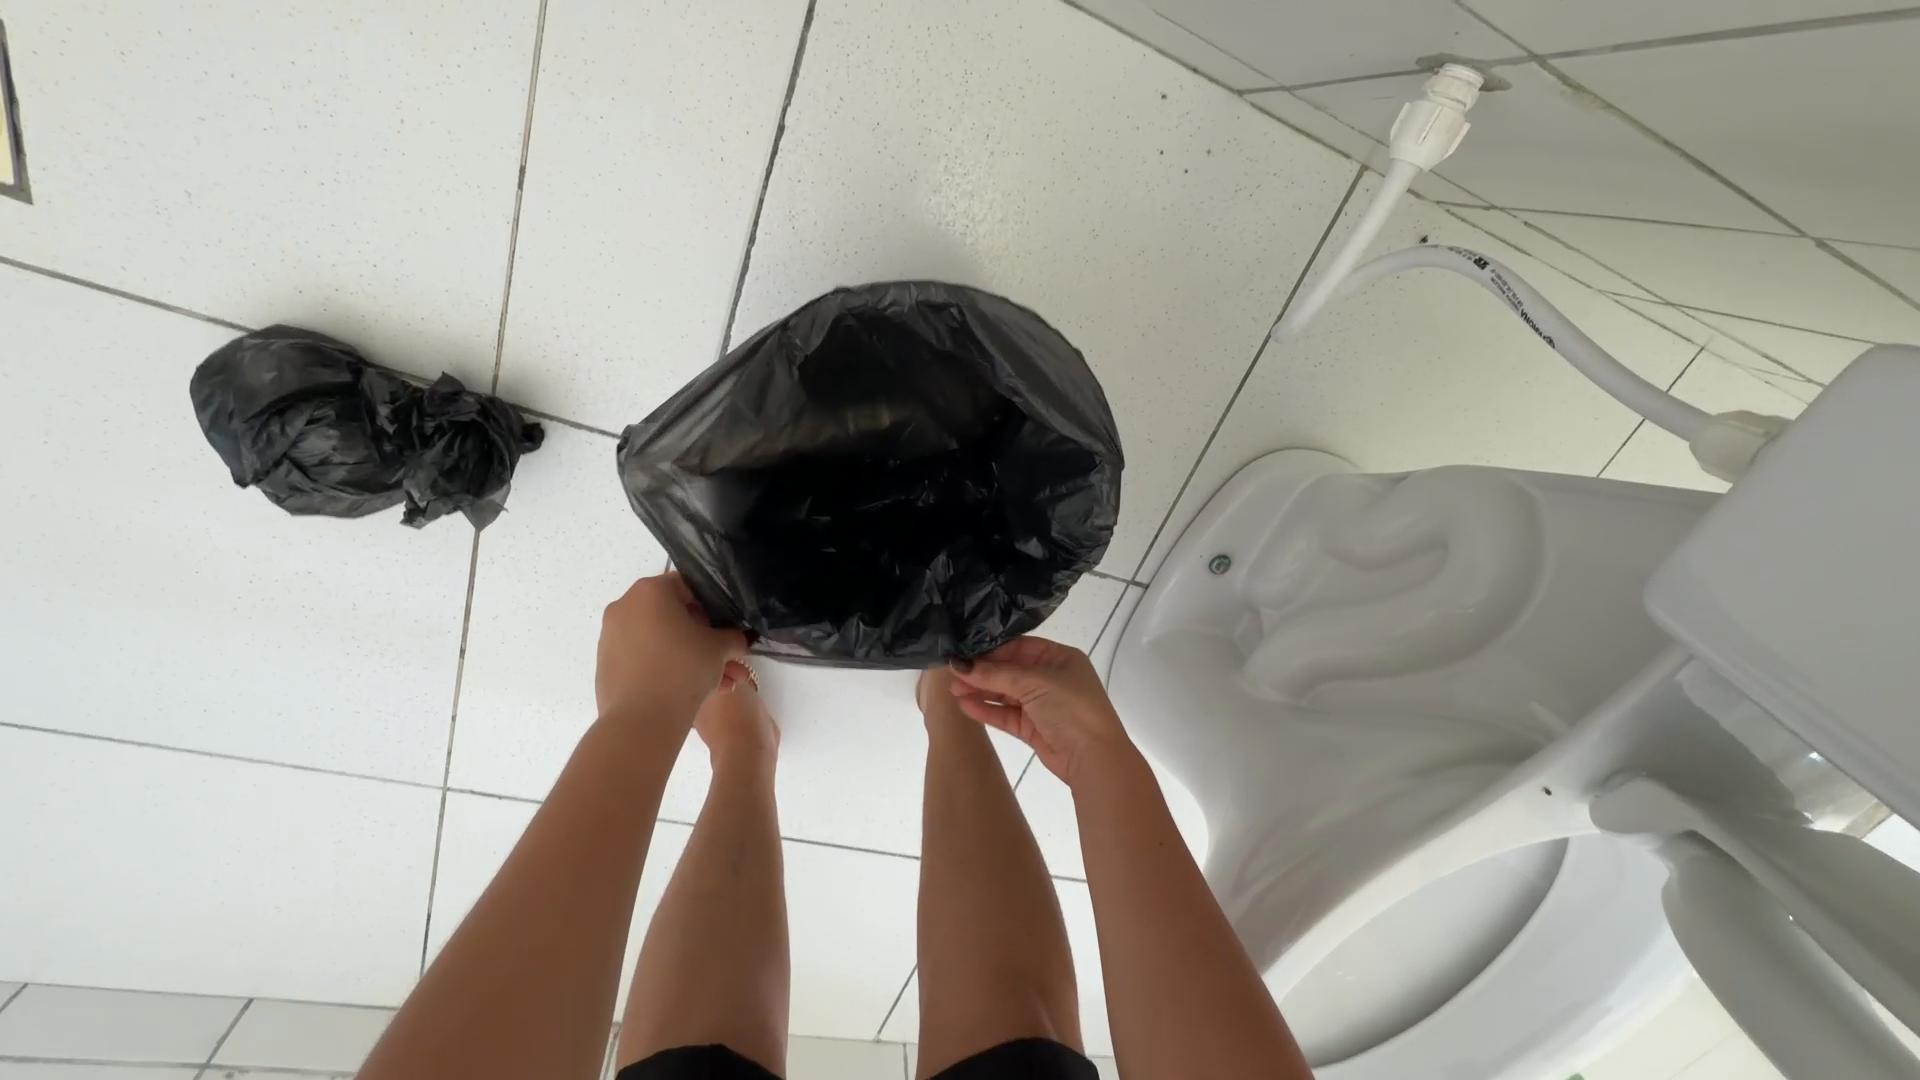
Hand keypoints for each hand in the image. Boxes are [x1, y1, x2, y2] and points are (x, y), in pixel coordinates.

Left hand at [596, 572, 748, 725]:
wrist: (641, 720)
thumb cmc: (683, 669)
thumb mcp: (721, 647)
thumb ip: (733, 636)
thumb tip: (737, 639)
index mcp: (650, 591)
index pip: (689, 585)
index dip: (713, 604)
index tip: (726, 626)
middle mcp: (625, 606)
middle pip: (674, 616)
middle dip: (706, 639)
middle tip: (729, 659)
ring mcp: (612, 636)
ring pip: (663, 641)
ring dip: (693, 658)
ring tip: (721, 684)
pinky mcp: (607, 664)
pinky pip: (646, 658)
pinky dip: (669, 668)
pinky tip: (695, 692)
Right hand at [947, 636, 1135, 786]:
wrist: (1094, 757)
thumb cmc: (1071, 707)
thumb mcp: (1034, 682)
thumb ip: (996, 674)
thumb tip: (960, 665)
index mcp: (1059, 658)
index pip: (1018, 648)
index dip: (990, 650)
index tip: (962, 653)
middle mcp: (1051, 678)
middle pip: (1010, 670)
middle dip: (982, 672)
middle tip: (951, 672)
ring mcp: (1042, 704)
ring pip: (1006, 694)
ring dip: (981, 691)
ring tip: (953, 690)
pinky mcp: (1034, 729)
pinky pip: (1006, 715)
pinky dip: (987, 710)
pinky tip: (966, 706)